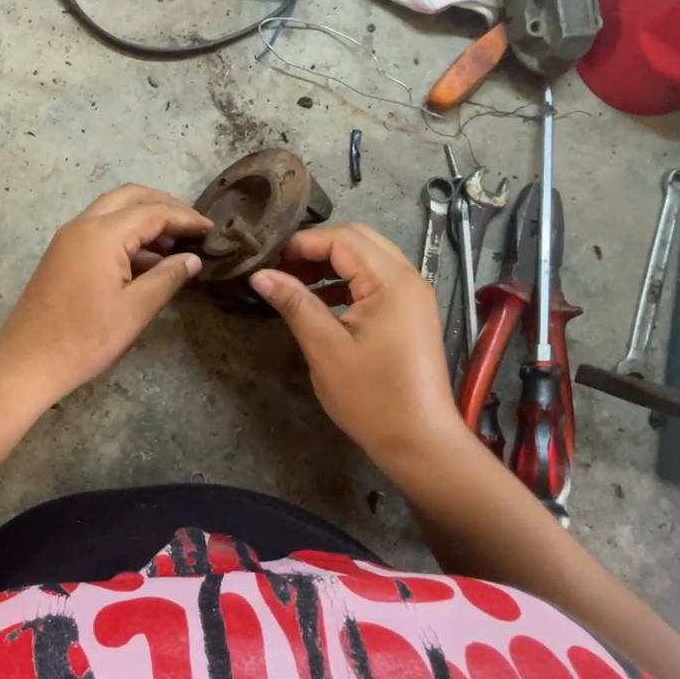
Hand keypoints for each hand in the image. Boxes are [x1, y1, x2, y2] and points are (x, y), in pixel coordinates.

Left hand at [0, 186, 211, 404]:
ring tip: (177, 244)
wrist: (28, 362)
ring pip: (112, 213)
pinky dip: (126, 236)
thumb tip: (192, 258)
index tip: (212, 230)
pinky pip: (99, 232)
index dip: (186, 218)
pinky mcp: (62, 256)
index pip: (153, 211)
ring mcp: (68, 240)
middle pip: (130, 198)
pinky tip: (148, 261)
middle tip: (193, 226)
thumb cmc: (85, 339)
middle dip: (164, 206)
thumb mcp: (135, 310)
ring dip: (144, 220)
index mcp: (101, 234)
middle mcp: (82, 226)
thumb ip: (167, 277)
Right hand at [249, 223, 463, 463]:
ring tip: (295, 284)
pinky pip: (376, 281)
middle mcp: (408, 278)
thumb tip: (260, 275)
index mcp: (391, 282)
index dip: (303, 243)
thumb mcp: (325, 349)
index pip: (343, 239)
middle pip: (359, 240)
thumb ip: (295, 305)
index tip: (269, 261)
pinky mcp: (411, 314)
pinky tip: (321, 302)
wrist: (419, 439)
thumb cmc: (371, 396)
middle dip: (317, 248)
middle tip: (281, 269)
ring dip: (331, 264)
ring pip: (369, 259)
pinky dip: (347, 282)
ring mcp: (413, 296)